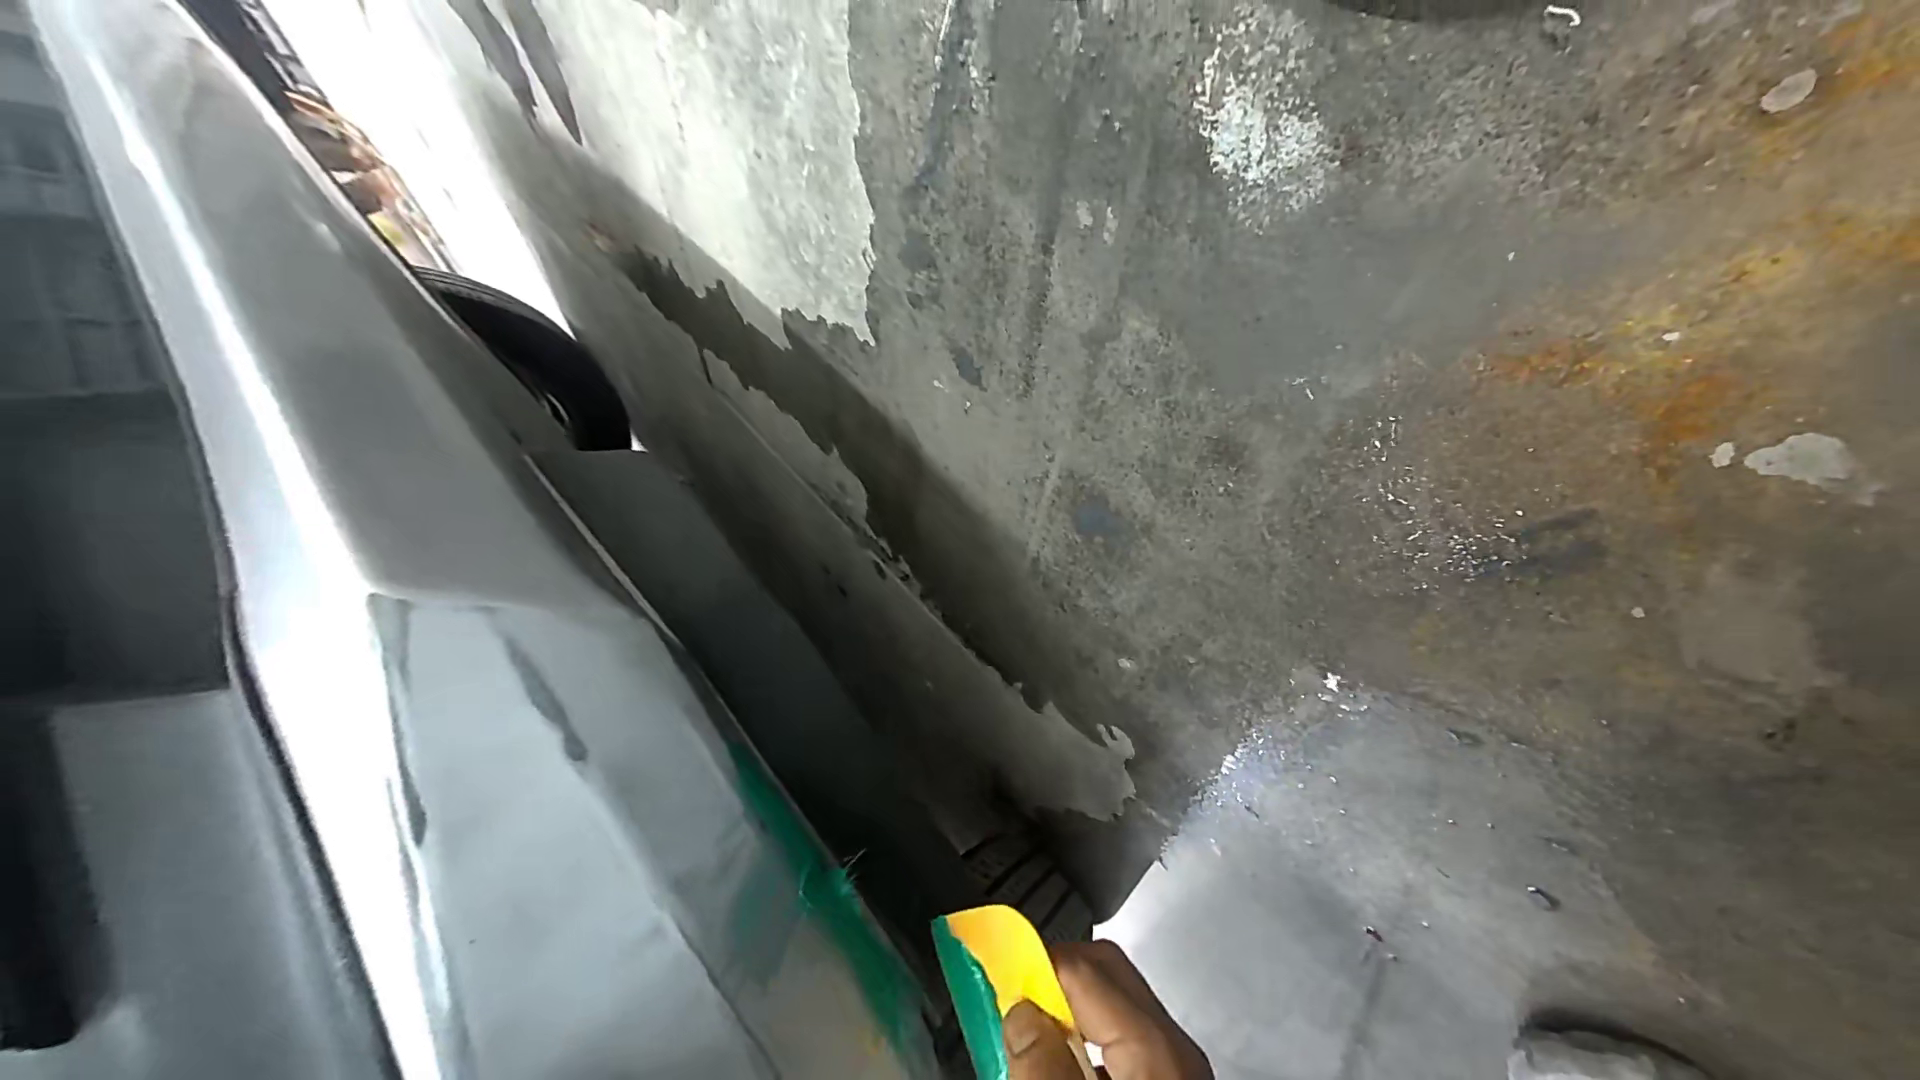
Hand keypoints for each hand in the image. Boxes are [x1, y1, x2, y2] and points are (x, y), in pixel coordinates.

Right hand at [1004, 940, 1211, 1079]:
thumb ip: (1046, 1067)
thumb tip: (1021, 1012)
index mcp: (1156, 1046)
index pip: (1085, 967)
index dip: (1033, 963)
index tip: (994, 970)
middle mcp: (1175, 1046)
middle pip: (1106, 971)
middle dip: (1054, 973)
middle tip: (1010, 999)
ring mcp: (1179, 1067)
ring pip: (1115, 1003)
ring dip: (1069, 1004)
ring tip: (1029, 1031)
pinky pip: (1124, 1038)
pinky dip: (1089, 1037)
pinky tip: (1064, 1064)